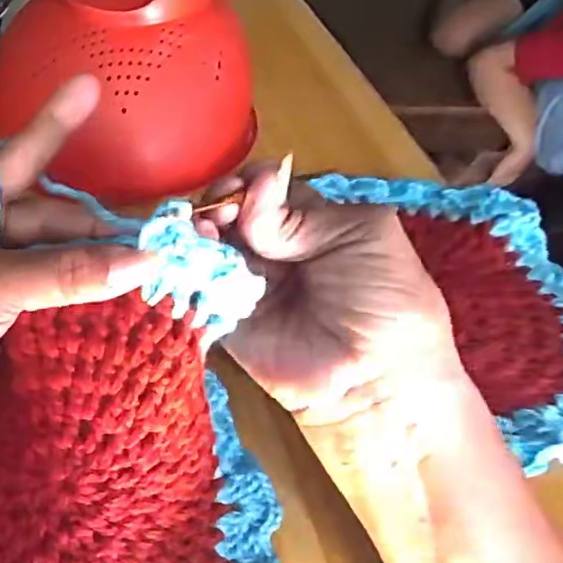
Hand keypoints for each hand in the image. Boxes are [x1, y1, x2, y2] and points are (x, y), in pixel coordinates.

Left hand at [0, 74, 160, 410]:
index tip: (88, 84)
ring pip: (49, 246)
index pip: (16, 158)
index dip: (53, 125)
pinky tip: (112, 280)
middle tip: (143, 242)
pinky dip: (76, 278)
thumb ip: (67, 272)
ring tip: (140, 262)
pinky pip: (47, 275)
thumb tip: (142, 261)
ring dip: (88, 256)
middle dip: (89, 228)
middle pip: (44, 213)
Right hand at [203, 159, 463, 427]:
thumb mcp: (360, 237)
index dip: (245, 185)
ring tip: (197, 241)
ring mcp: (236, 281)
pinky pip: (188, 288)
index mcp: (305, 222)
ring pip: (200, 246)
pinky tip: (183, 266)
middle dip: (213, 209)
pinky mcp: (213, 313)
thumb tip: (251, 186)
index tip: (238, 194)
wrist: (368, 377)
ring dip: (193, 238)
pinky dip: (179, 273)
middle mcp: (266, 247)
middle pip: (223, 214)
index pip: (260, 188)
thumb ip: (299, 215)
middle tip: (215, 221)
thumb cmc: (382, 301)